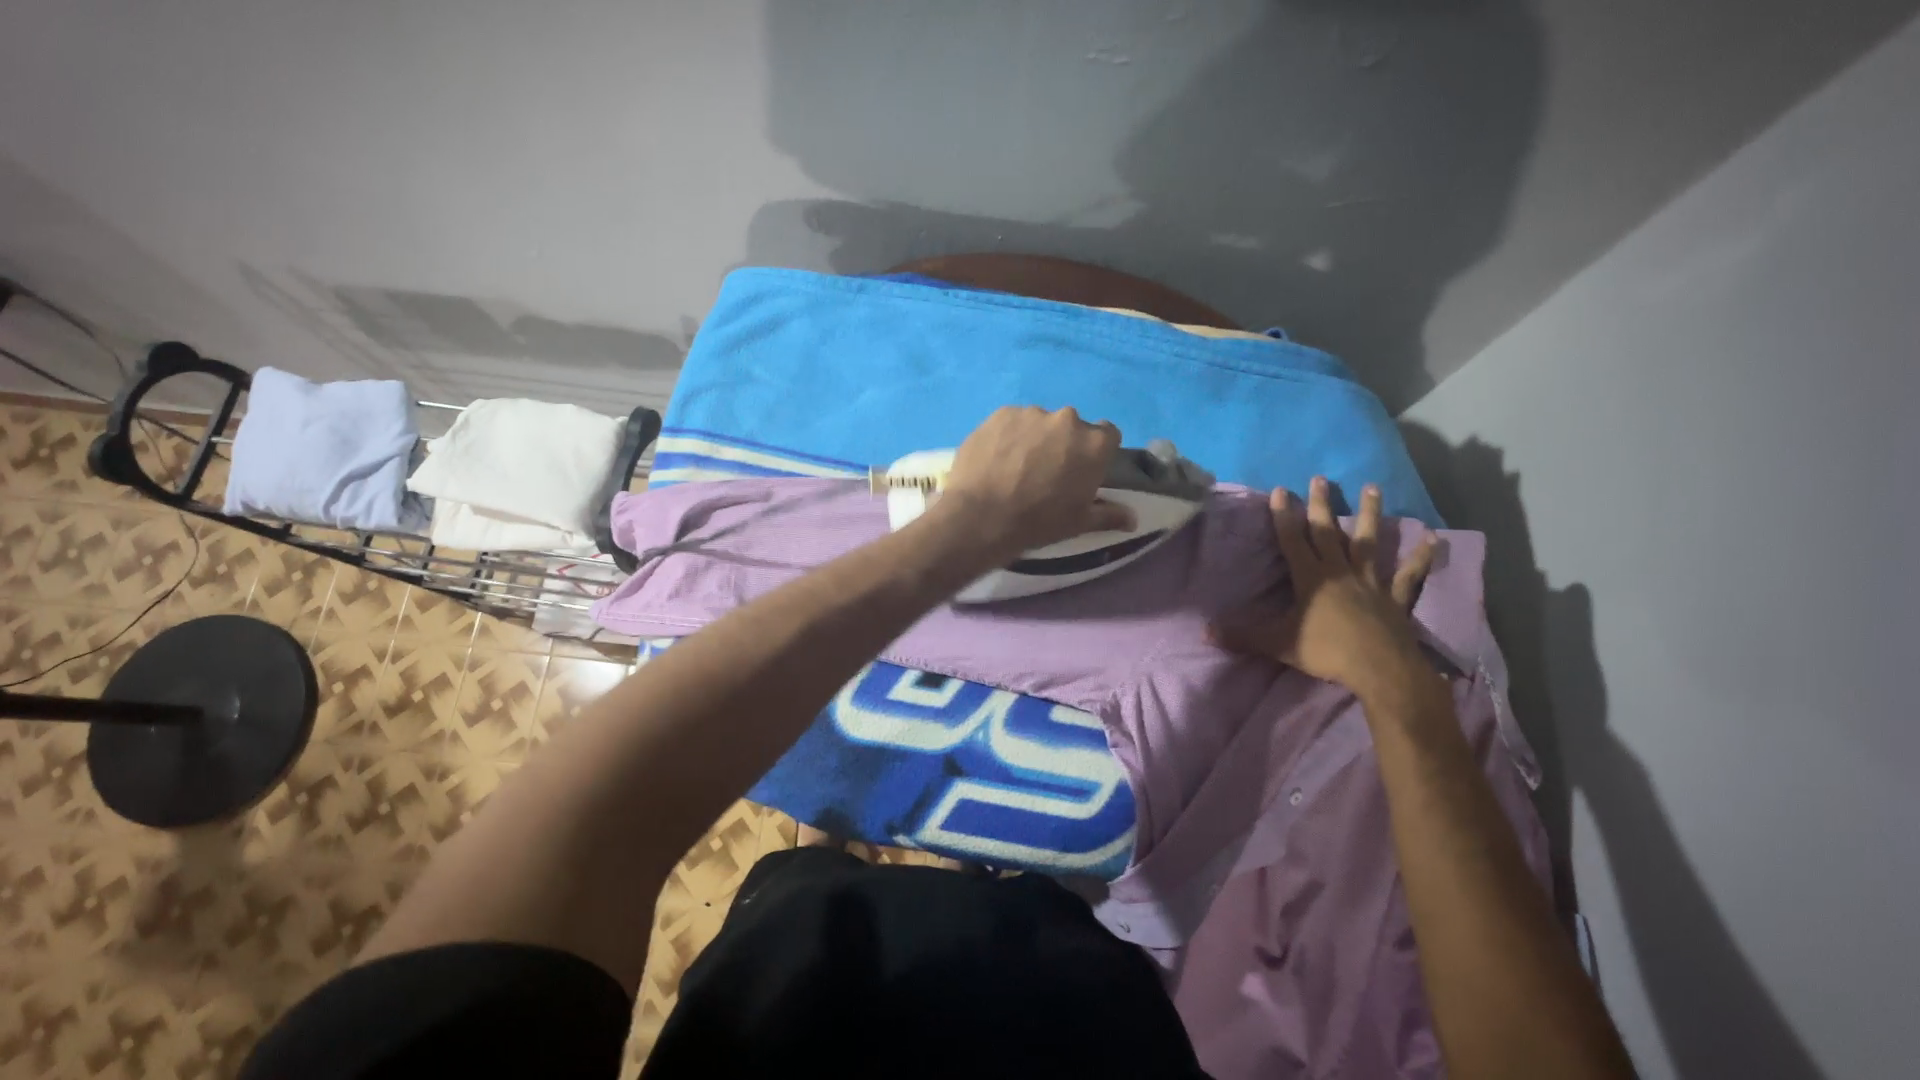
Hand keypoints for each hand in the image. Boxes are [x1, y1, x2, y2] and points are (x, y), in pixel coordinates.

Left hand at [935, 405, 1133, 558]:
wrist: (982, 516)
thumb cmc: (1039, 521)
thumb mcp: (1079, 523)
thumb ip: (1109, 514)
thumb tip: (1133, 519)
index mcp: (1094, 444)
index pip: (1108, 435)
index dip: (1097, 451)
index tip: (1082, 468)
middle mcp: (1068, 420)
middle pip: (1072, 427)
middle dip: (1064, 443)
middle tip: (1046, 470)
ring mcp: (1032, 413)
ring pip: (1040, 423)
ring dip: (1034, 438)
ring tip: (1015, 466)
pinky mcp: (1001, 414)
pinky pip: (1012, 422)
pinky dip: (1008, 436)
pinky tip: (995, 459)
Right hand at [1209, 476, 1437, 697]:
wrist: (1379, 668)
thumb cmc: (1326, 652)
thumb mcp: (1278, 644)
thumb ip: (1244, 636)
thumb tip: (1205, 631)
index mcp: (1311, 579)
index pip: (1293, 540)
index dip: (1284, 516)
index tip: (1280, 490)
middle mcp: (1340, 572)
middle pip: (1329, 533)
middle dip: (1321, 505)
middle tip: (1320, 478)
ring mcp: (1371, 582)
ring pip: (1369, 543)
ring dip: (1370, 515)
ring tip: (1372, 487)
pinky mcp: (1395, 598)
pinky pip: (1408, 575)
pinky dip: (1420, 557)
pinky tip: (1431, 538)